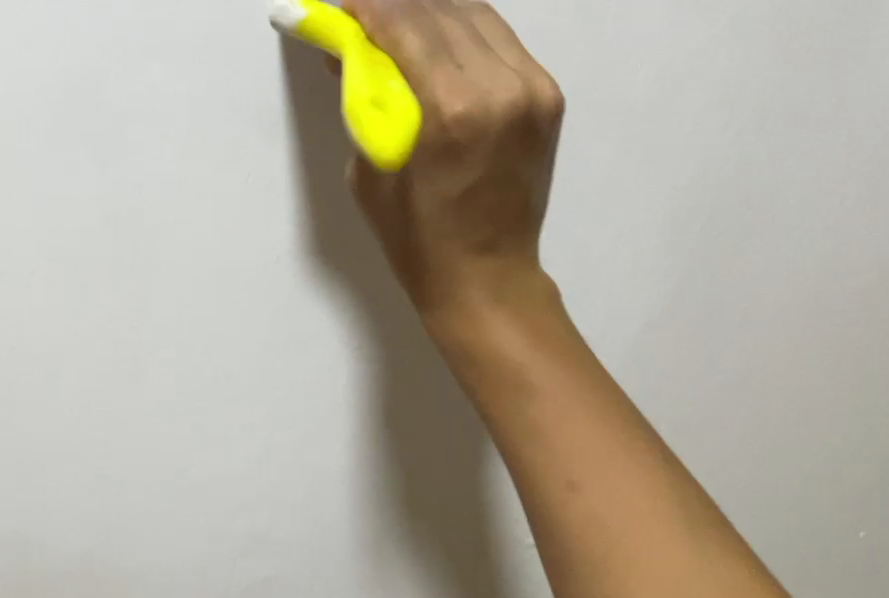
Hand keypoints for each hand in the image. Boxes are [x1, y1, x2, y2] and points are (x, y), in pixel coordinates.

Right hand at [342, 0, 563, 326]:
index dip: (367, 9)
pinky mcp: (548, 95)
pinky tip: (440, 42)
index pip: (405, 26)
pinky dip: (465, 34)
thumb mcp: (372, 178)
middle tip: (364, 14)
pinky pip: (501, 42)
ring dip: (432, 12)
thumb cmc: (418, 245)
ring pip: (477, 15)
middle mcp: (499, 87)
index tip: (340, 6)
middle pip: (442, 10)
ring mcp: (532, 88)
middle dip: (396, 6)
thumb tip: (350, 55)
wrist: (486, 280)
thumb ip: (365, 108)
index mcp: (451, 112)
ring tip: (400, 22)